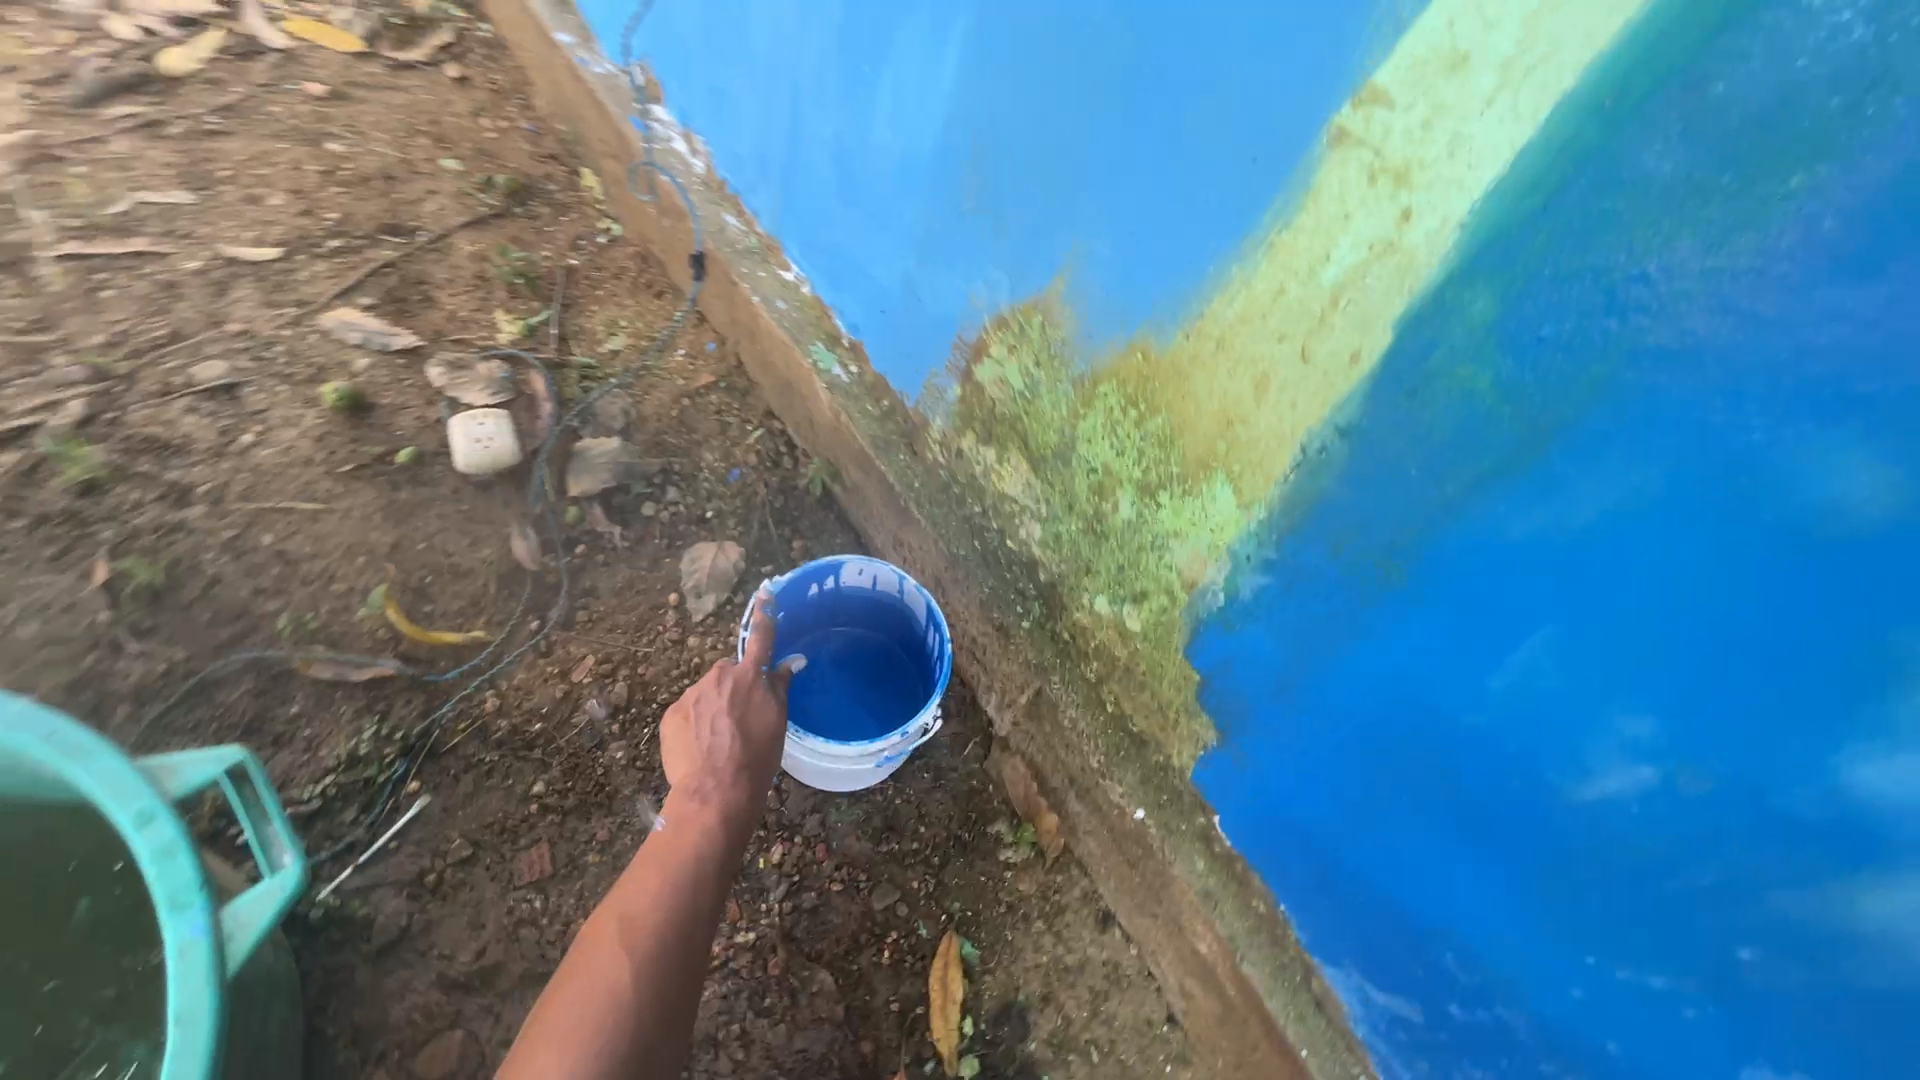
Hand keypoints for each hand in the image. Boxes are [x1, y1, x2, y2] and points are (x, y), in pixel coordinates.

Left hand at [659, 590, 803, 816]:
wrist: (715, 791)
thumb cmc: (757, 757)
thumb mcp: (778, 721)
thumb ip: (780, 687)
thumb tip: (790, 662)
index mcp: (748, 677)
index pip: (761, 638)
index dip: (765, 614)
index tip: (765, 591)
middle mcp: (717, 677)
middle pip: (729, 671)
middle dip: (734, 684)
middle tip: (743, 714)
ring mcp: (690, 695)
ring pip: (707, 691)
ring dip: (714, 705)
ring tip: (721, 738)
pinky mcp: (671, 715)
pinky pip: (688, 710)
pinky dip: (696, 722)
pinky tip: (703, 746)